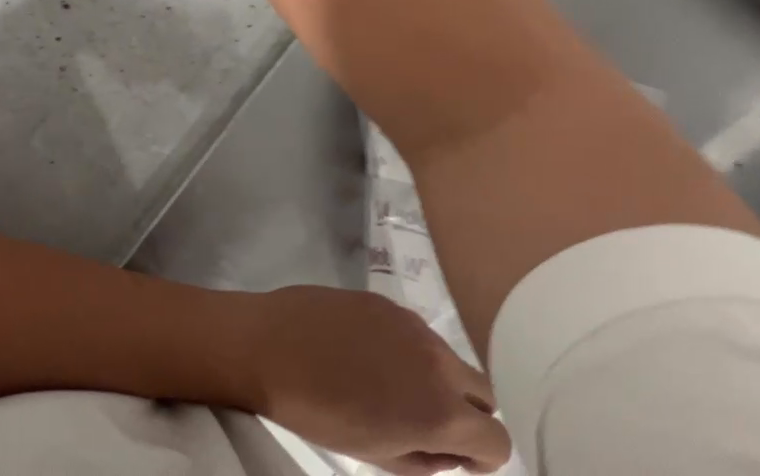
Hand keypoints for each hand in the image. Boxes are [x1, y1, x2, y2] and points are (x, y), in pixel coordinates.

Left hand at [239, 287, 510, 475]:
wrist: (261, 346)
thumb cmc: (314, 410)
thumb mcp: (376, 454)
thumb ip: (427, 460)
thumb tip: (449, 453)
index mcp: (442, 412)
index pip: (498, 441)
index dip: (480, 457)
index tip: (451, 455)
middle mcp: (438, 363)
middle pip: (481, 394)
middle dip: (464, 412)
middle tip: (422, 418)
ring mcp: (411, 325)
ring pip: (448, 357)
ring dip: (434, 375)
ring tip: (387, 381)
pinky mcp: (382, 300)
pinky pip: (412, 329)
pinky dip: (404, 346)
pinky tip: (364, 350)